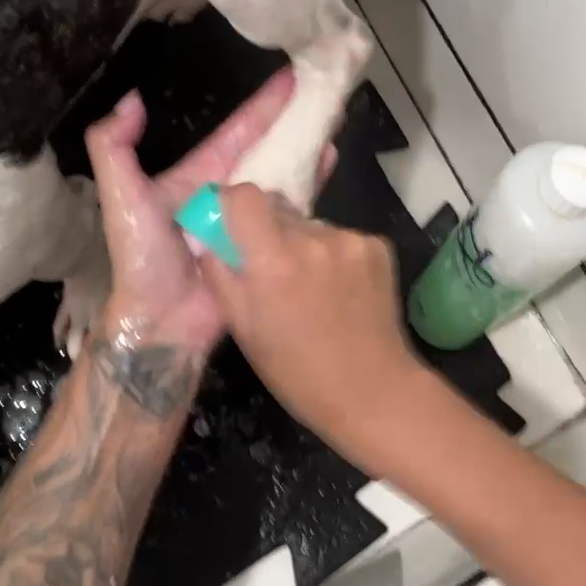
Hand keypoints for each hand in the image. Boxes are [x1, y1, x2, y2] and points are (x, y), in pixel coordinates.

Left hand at [81, 73, 331, 349]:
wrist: (162, 323)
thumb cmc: (142, 259)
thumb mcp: (120, 197)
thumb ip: (115, 147)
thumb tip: (135, 99)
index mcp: (198, 175)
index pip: (238, 131)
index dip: (263, 104)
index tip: (292, 77)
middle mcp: (228, 191)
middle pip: (268, 147)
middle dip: (295, 120)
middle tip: (327, 95)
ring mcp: (250, 220)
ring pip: (285, 175)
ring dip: (308, 150)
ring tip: (337, 125)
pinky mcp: (267, 245)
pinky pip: (293, 211)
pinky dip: (312, 187)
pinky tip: (331, 166)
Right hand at [198, 185, 427, 450]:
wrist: (373, 390)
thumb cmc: (297, 372)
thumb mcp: (243, 328)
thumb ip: (221, 273)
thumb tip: (207, 237)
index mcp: (274, 260)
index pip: (245, 195)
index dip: (233, 206)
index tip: (231, 227)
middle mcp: (314, 239)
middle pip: (279, 209)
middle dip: (268, 232)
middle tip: (273, 271)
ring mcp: (351, 240)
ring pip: (311, 226)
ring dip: (304, 246)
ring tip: (314, 289)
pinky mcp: (378, 245)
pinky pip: (343, 237)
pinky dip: (336, 255)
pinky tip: (343, 290)